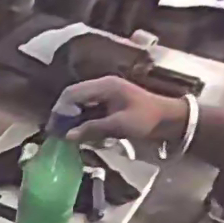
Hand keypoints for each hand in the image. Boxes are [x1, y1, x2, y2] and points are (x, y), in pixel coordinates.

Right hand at [58, 77, 188, 146]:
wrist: (169, 119)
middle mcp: (101, 86)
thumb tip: (67, 136)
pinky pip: (87, 109)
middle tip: (55, 133)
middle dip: (62, 115)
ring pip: (78, 104)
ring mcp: (104, 94)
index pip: (72, 94)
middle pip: (72, 97)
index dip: (59, 110)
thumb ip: (92, 129)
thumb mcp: (119, 125)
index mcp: (104, 86)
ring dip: (70, 119)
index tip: (54, 128)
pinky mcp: (107, 103)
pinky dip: (80, 120)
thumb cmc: (146, 119)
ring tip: (65, 135)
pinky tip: (79, 133)